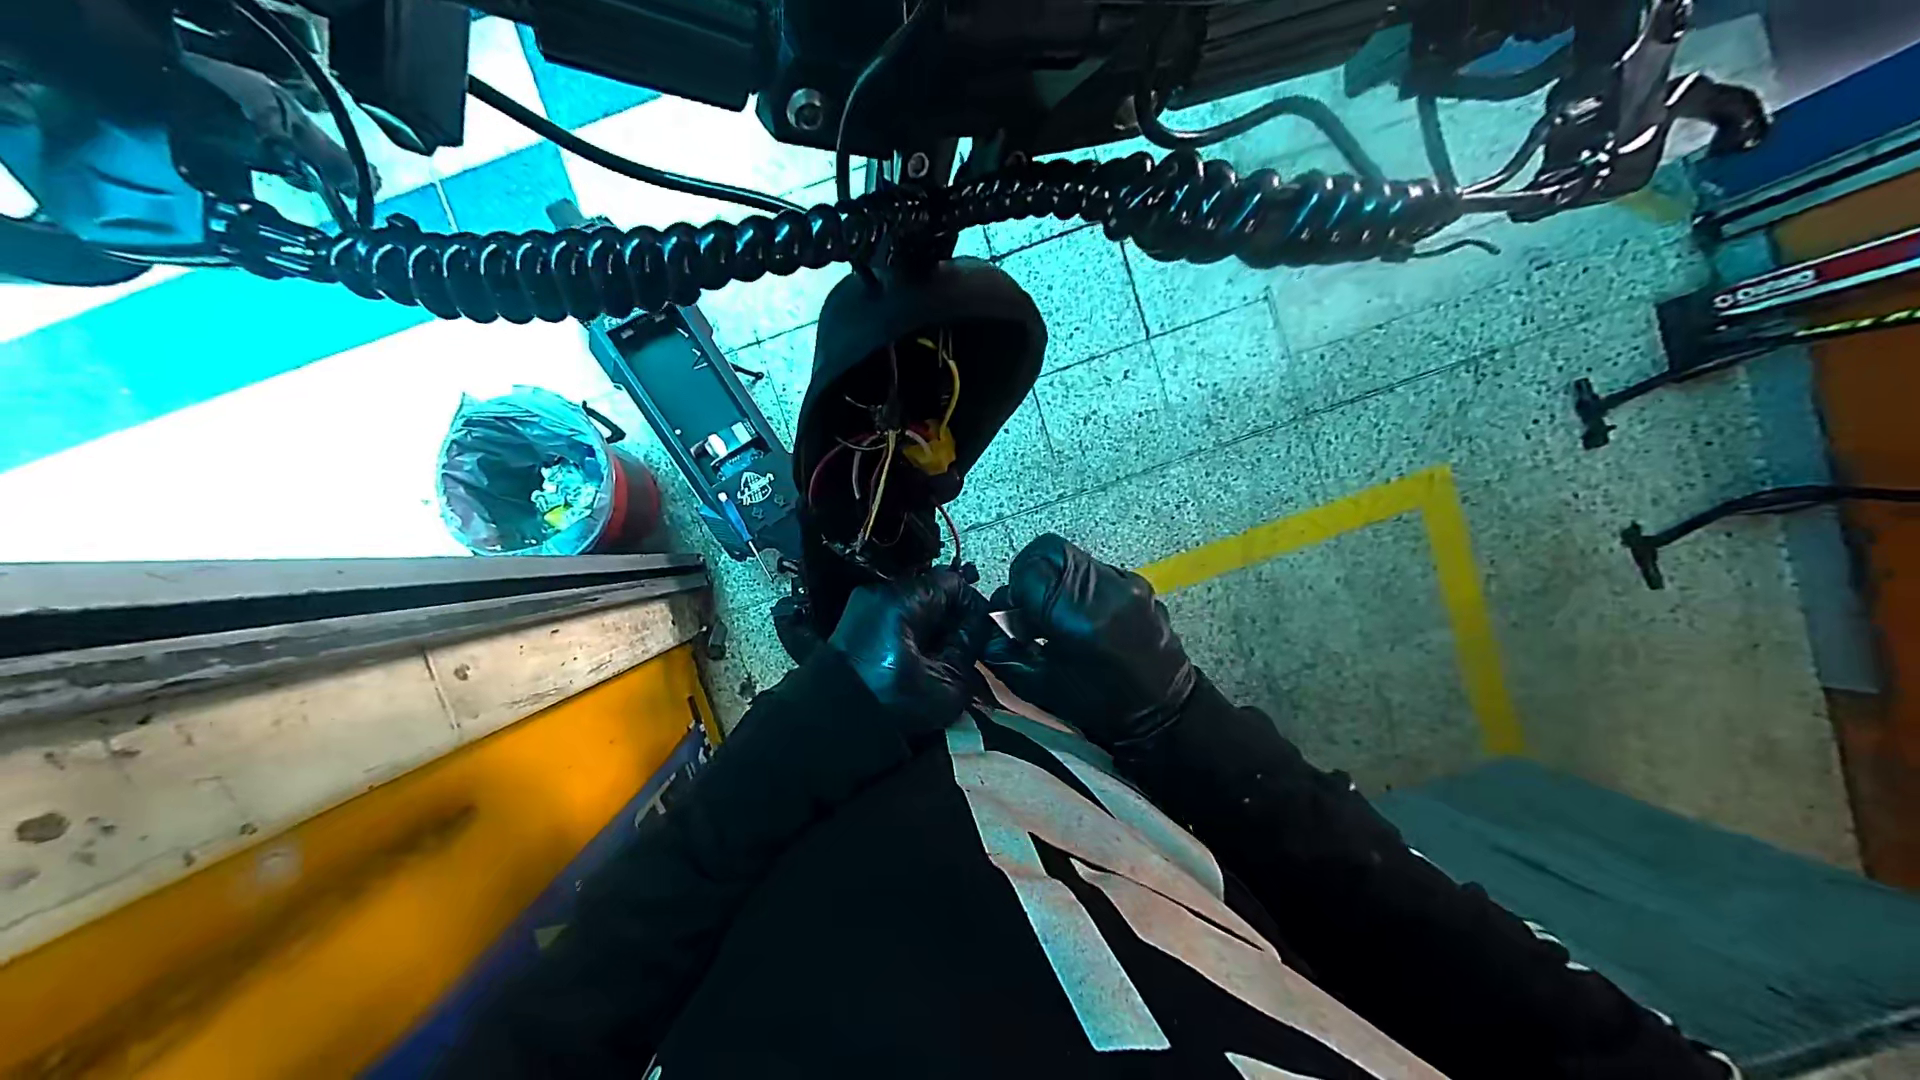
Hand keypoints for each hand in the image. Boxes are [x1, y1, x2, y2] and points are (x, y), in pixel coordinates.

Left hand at [828, 568, 994, 732]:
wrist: (835, 729)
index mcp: (900, 600)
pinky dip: (912, 637)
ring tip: (945, 659)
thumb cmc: (890, 706)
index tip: (982, 629)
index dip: (973, 605)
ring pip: (912, 608)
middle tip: (967, 647)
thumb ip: (969, 644)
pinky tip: (922, 663)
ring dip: (932, 629)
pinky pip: (894, 622)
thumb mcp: (948, 680)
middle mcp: (878, 595)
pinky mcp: (854, 629)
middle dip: (951, 619)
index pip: (952, 583)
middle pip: (930, 593)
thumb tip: (977, 626)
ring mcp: (863, 610)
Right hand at [983, 534, 1195, 750]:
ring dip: (1052, 578)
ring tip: (1054, 616)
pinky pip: (1093, 569)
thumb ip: (1004, 650)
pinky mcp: (1136, 583)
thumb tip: (988, 623)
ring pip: (1071, 556)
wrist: (1166, 715)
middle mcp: (1107, 590)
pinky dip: (1076, 585)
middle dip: (1029, 574)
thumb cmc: (1104, 710)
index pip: (1030, 571)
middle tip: (1028, 608)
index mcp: (1082, 619)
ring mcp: (1126, 583)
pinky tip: (1079, 618)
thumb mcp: (1041, 687)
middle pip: (1049, 550)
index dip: (1014, 592)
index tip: (1014, 617)